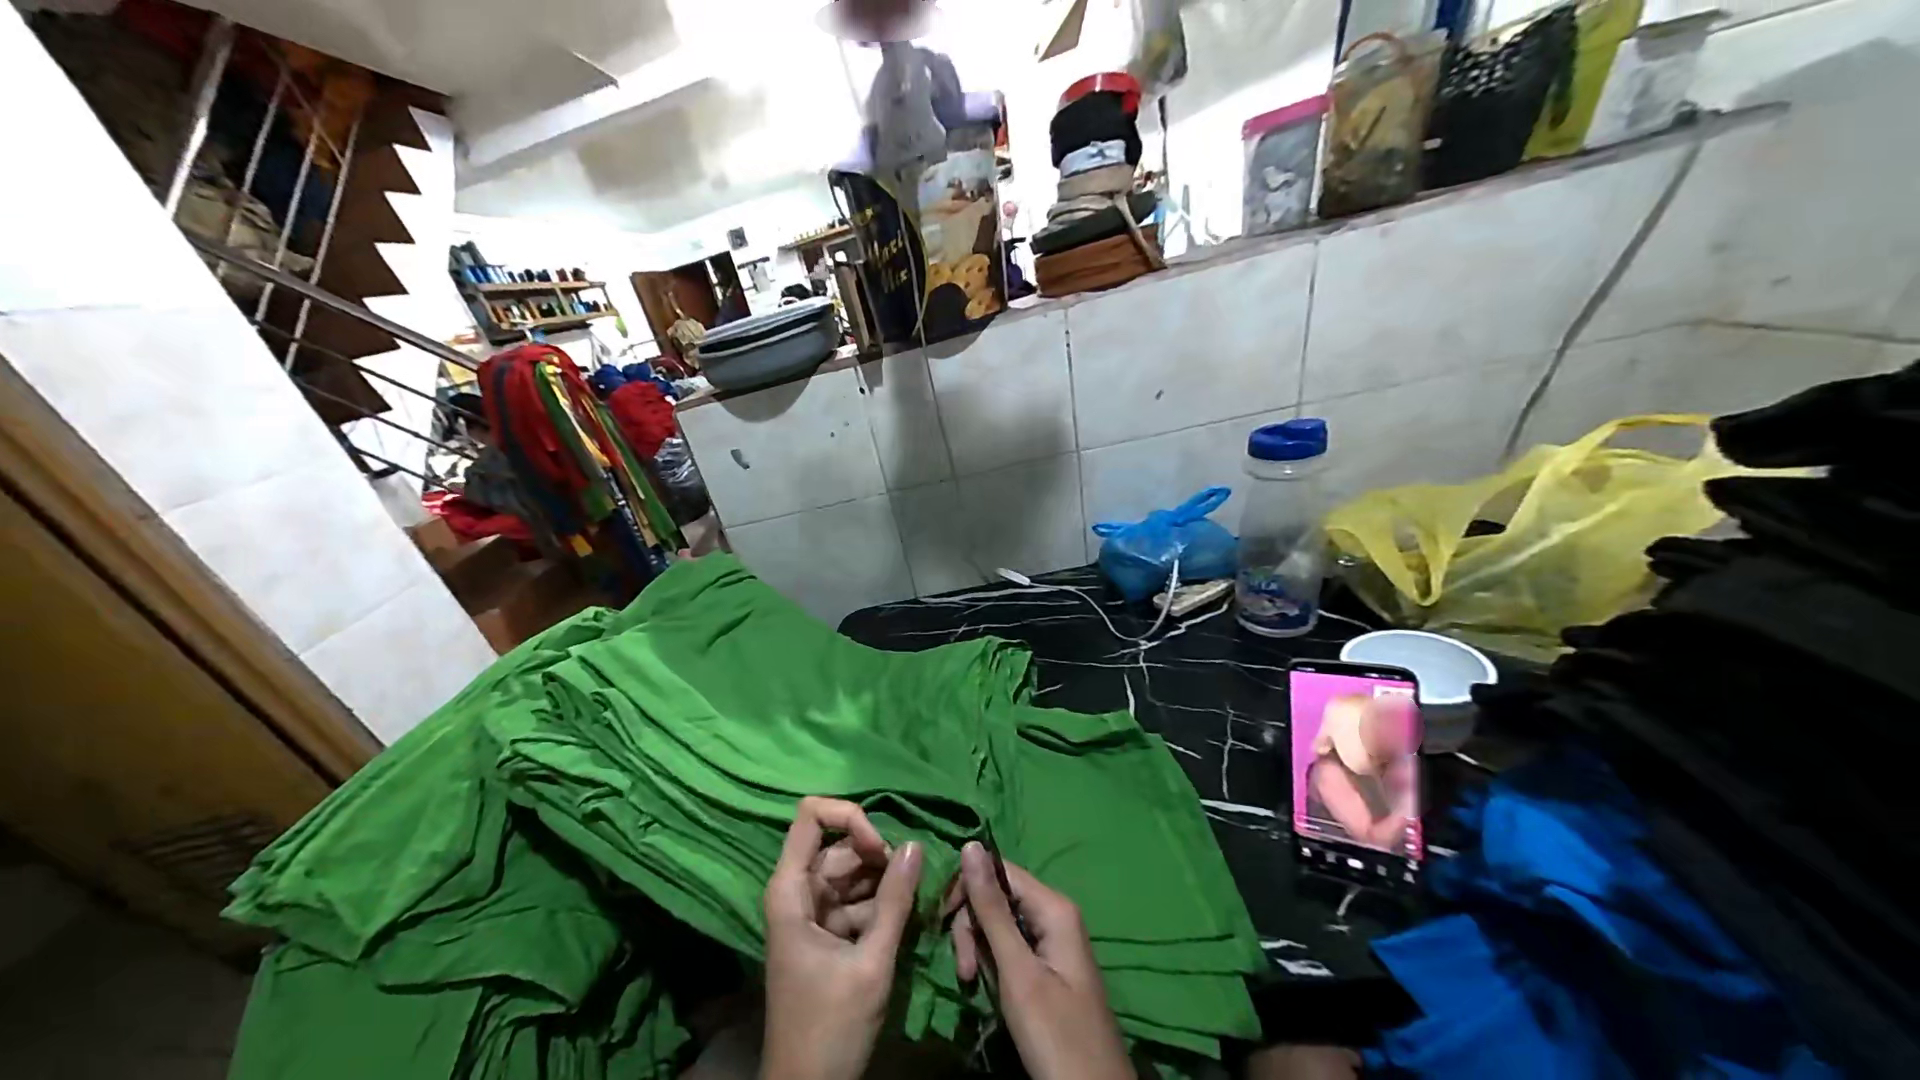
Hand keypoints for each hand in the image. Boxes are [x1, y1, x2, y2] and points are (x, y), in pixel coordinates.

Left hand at [762, 798, 923, 1079]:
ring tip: (913, 899)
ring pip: (850, 872)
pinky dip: (880, 903)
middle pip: (838, 845)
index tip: (881, 847)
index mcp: (791, 890)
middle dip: (876, 855)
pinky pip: (855, 900)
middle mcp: (797, 892)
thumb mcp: (871, 962)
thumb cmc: (830, 1027)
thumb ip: (894, 901)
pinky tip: (904, 918)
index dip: (849, 818)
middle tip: (909, 881)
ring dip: (883, 881)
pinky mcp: (826, 933)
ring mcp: (811, 913)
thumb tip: (916, 844)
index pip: (810, 815)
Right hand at [944, 843, 1131, 1079]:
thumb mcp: (1017, 971)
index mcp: (1054, 906)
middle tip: (965, 970)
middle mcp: (1055, 913)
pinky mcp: (1046, 965)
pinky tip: (985, 985)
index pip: (998, 869)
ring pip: (999, 923)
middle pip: (997, 896)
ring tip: (972, 983)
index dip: (967, 889)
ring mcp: (1052, 940)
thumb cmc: (1054, 1033)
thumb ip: (992, 909)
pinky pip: (1010, 946)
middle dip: (972, 927)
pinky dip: (992, 963)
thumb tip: (971, 845)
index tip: (942, 922)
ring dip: (979, 949)